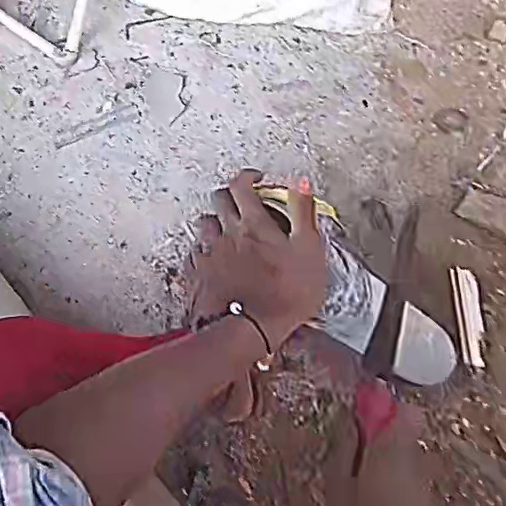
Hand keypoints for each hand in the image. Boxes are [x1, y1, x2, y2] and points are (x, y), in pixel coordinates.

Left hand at [189, 170, 329, 353]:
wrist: (250, 328)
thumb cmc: (286, 293)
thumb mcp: (309, 251)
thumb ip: (303, 213)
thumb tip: (300, 182)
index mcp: (253, 225)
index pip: (241, 186)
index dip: (247, 176)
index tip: (255, 178)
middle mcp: (226, 232)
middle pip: (219, 199)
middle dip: (230, 194)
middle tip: (242, 201)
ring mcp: (209, 252)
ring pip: (205, 223)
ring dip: (216, 220)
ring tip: (228, 229)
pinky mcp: (197, 272)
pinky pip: (196, 251)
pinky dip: (205, 248)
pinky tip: (215, 257)